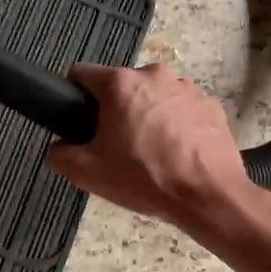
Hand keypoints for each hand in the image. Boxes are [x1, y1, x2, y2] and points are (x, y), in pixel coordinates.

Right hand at [47, 64, 252, 226]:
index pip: (81, 73)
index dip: (73, 95)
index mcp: (120, 83)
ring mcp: (187, 88)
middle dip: (113, 109)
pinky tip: (176, 153)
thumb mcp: (86, 172)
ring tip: (149, 152)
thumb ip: (59, 154)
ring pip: (152, 96)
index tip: (78, 120)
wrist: (208, 197)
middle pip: (120, 86)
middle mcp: (153, 75)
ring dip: (145, 115)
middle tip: (114, 146)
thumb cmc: (144, 178)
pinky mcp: (210, 105)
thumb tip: (59, 147)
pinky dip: (174, 124)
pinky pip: (180, 108)